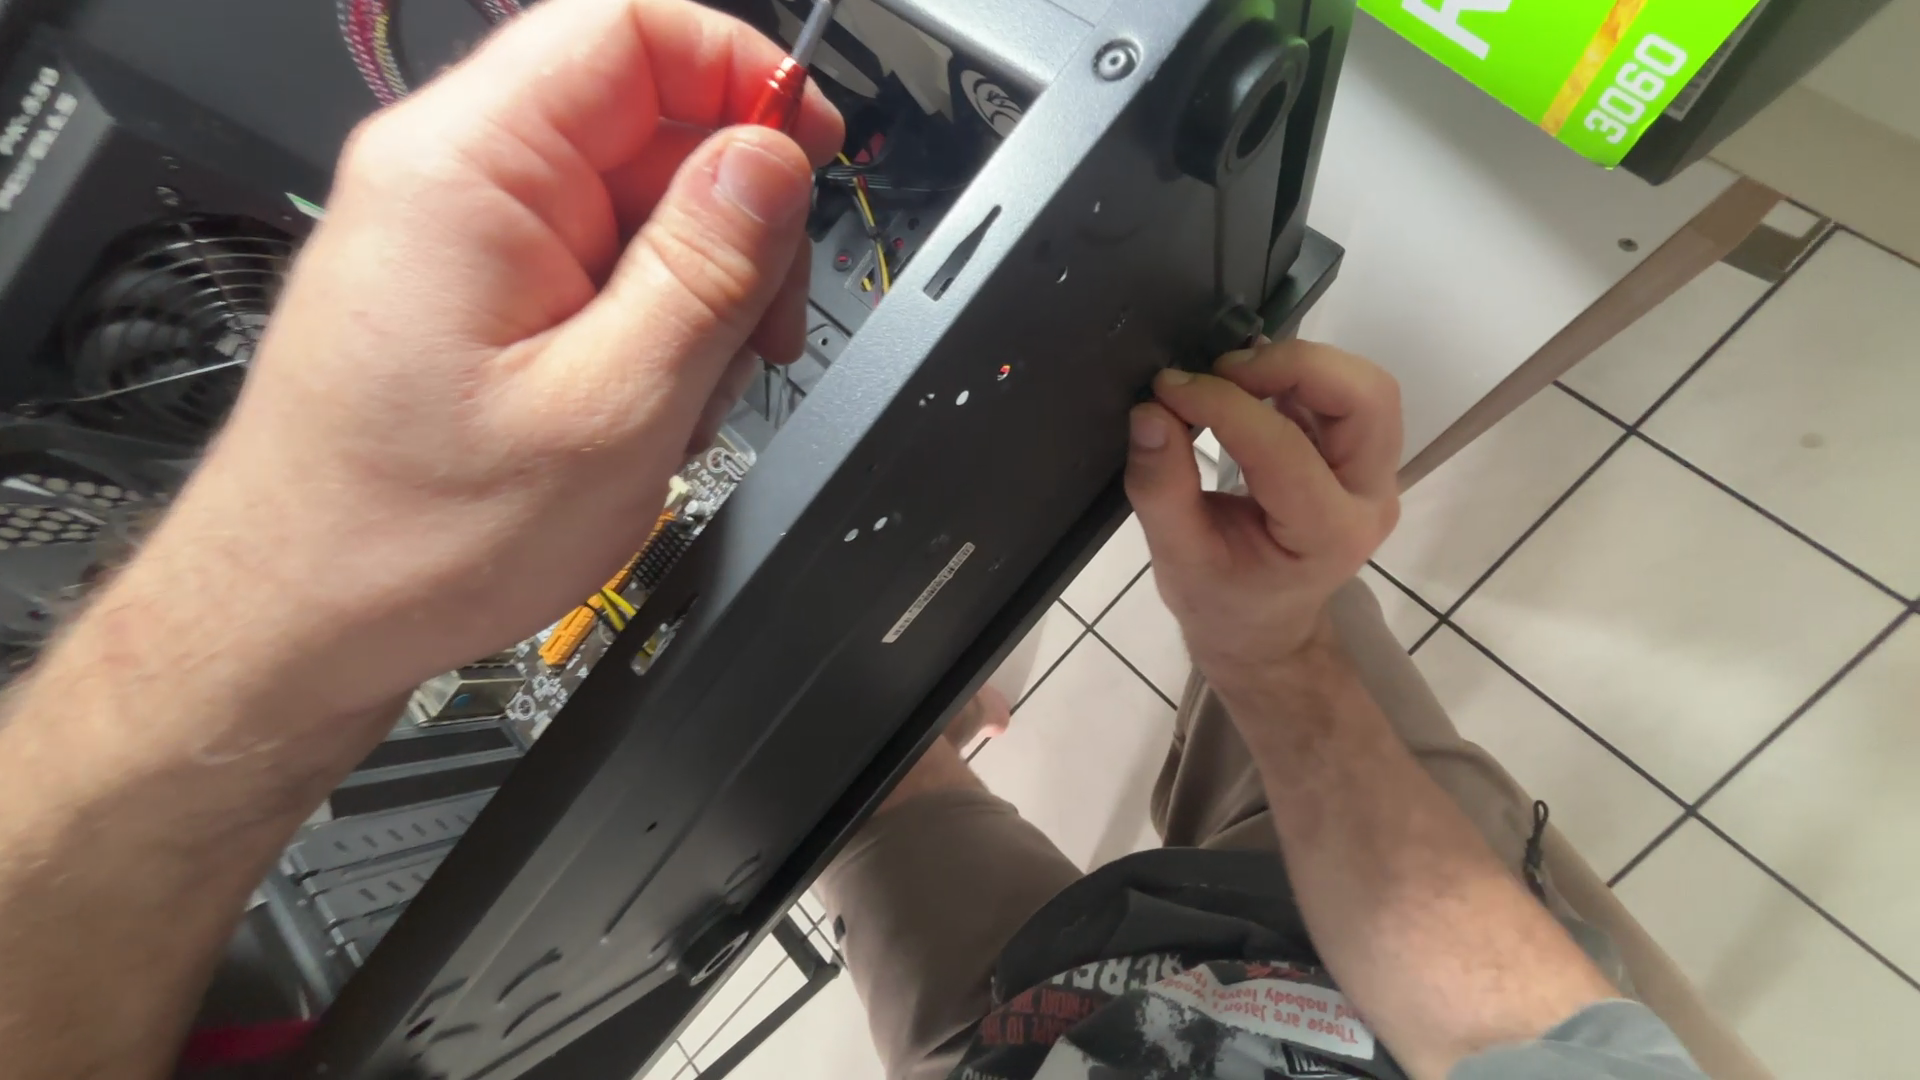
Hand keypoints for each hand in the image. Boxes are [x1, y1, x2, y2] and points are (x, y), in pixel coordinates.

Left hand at [120, 0, 843, 716]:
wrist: (323, 614)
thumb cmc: (429, 531)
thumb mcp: (615, 405)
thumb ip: (704, 271)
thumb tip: (772, 164)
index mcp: (474, 174)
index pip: (630, 36)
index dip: (743, 75)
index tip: (815, 150)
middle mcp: (468, 187)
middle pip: (656, 133)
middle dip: (740, 228)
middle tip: (764, 328)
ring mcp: (486, 247)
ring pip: (653, 218)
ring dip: (708, 300)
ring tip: (692, 395)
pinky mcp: (503, 301)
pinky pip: (621, 280)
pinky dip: (669, 337)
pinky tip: (658, 406)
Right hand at [1123, 341, 1401, 695]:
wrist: (1258, 627)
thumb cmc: (1217, 602)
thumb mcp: (1176, 557)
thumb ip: (1160, 488)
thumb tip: (1149, 411)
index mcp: (1327, 535)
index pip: (1284, 447)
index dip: (1222, 405)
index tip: (1166, 388)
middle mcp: (1369, 499)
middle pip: (1365, 398)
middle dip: (1290, 366)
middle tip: (1219, 373)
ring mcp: (1373, 477)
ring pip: (1364, 387)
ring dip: (1295, 366)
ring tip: (1227, 378)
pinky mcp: (1359, 459)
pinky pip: (1342, 396)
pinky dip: (1294, 377)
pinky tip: (1245, 387)